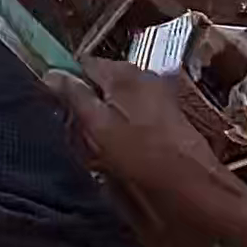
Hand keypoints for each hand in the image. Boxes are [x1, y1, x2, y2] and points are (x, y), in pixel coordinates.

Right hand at [43, 57, 246, 232]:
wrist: (195, 184)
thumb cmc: (143, 155)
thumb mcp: (100, 128)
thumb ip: (75, 97)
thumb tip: (50, 72)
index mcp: (121, 72)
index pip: (82, 63)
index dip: (67, 82)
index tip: (58, 108)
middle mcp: (140, 72)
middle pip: (100, 79)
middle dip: (87, 102)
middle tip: (80, 133)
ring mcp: (157, 89)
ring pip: (117, 95)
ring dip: (105, 115)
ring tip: (100, 145)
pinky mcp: (167, 109)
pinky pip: (133, 108)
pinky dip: (123, 122)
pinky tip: (124, 148)